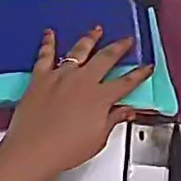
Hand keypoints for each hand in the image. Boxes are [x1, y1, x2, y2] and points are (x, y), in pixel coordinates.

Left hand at [0, 27, 153, 180]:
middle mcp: (83, 81)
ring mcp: (61, 76)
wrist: (33, 149)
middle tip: (127, 40)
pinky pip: (45, 55)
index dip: (139, 74)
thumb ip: (113, 120)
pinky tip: (50, 34)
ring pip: (79, 50)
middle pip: (106, 58)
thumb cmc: (65, 149)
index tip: (146, 67)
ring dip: (90, 38)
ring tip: (96, 30)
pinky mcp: (40, 77)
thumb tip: (125, 111)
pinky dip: (48, 42)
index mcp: (101, 97)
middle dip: (119, 47)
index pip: (126, 82)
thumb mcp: (98, 138)